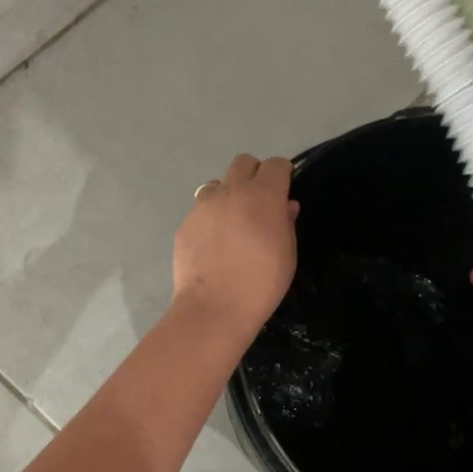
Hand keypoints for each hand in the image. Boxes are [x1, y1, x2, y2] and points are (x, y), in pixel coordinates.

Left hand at [172, 153, 298, 332]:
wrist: (214, 308)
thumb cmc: (261, 283)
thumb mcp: (287, 255)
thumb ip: (286, 224)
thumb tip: (285, 207)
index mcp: (263, 196)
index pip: (275, 165)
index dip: (282, 173)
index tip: (285, 187)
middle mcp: (231, 192)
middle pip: (243, 163)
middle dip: (254, 174)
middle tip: (259, 201)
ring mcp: (203, 206)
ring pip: (218, 184)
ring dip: (228, 194)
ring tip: (233, 223)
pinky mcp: (185, 224)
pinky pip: (201, 210)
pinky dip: (211, 219)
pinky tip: (214, 245)